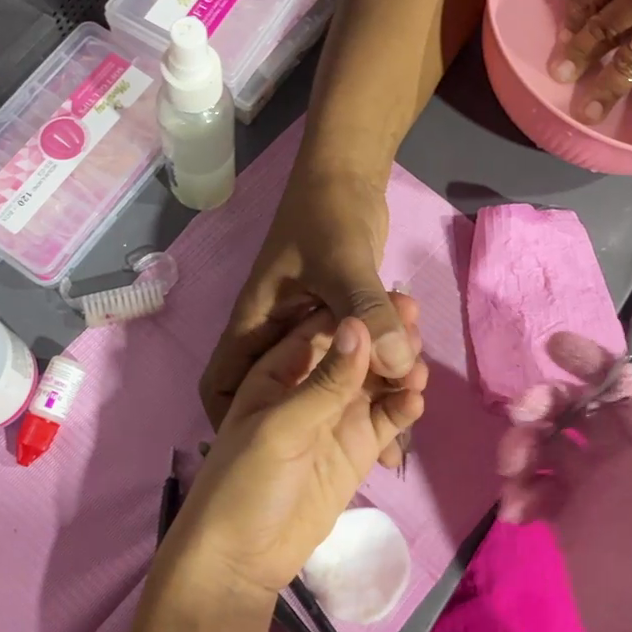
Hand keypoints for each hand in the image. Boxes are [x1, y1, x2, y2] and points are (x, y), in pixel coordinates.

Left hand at [169, 311, 427, 597]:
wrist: (241, 558)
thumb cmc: (245, 483)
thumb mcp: (282, 427)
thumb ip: (325, 381)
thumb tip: (359, 326)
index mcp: (278, 372)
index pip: (321, 329)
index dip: (356, 310)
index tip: (393, 295)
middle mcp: (310, 388)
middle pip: (355, 352)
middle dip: (385, 337)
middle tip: (417, 323)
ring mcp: (335, 420)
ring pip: (375, 383)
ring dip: (398, 372)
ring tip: (420, 368)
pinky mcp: (355, 451)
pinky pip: (385, 421)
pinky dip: (401, 409)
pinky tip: (415, 402)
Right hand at [201, 170, 418, 450]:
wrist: (349, 175)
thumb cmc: (327, 213)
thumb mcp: (344, 263)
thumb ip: (368, 312)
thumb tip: (398, 369)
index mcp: (255, 323)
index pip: (223, 381)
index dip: (229, 421)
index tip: (261, 457)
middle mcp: (278, 332)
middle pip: (282, 391)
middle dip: (315, 422)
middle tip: (356, 456)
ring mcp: (310, 327)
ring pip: (326, 378)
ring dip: (359, 398)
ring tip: (396, 435)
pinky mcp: (340, 320)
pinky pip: (354, 360)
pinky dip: (378, 376)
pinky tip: (408, 397)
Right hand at [500, 333, 631, 631]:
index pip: (629, 387)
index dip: (593, 361)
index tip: (552, 347)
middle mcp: (630, 464)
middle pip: (577, 408)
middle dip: (544, 400)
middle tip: (519, 415)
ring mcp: (596, 495)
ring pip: (548, 444)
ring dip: (523, 445)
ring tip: (512, 477)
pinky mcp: (569, 529)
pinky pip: (536, 491)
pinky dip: (520, 492)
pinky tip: (514, 516)